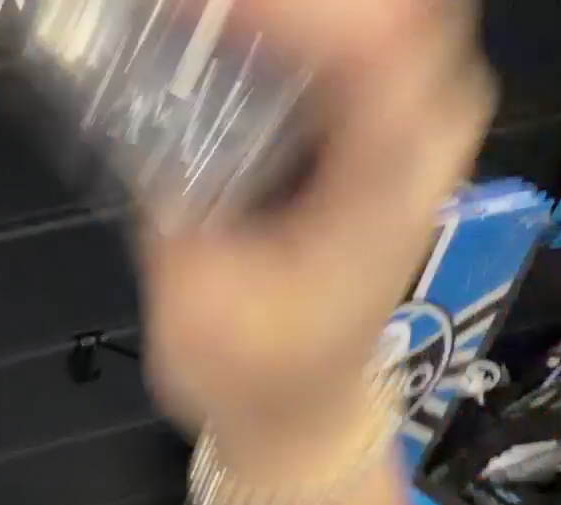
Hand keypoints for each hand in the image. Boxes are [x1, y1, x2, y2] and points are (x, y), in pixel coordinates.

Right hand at [141, 0, 495, 458]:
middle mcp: (414, 139)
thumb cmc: (251, 375)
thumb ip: (176, 217)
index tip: (197, 10)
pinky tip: (225, 41)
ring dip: (285, 20)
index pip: (367, 51)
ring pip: (369, 24)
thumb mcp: (196, 311)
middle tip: (189, 11)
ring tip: (198, 21)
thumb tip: (147, 133)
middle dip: (283, 8)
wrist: (297, 408)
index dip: (287, 14)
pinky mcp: (370, 139)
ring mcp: (400, 132)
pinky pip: (346, 51)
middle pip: (381, 16)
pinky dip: (288, 38)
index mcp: (383, 187)